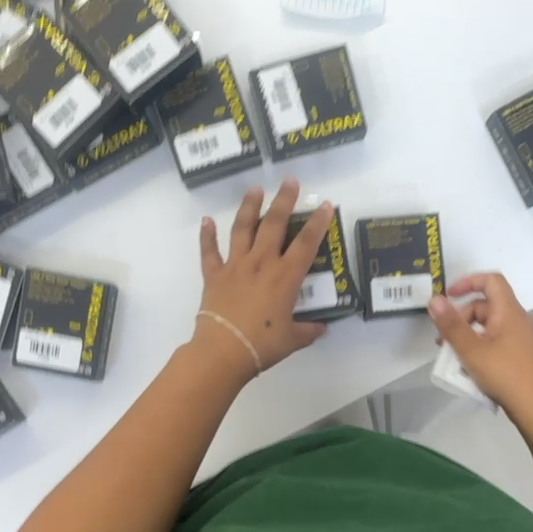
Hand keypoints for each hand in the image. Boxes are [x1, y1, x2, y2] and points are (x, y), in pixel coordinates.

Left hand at [194, 179, 334, 381]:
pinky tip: (206, 220)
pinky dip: (207, 236)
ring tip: (255, 189)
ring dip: (249, 207)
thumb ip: (308, 331)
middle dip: (283, 201)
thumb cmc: (263, 345)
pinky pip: (209, 252)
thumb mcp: (293, 340)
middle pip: (274, 225)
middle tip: (289, 181)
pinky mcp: (214, 276)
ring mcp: (235, 266)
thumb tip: (321, 328)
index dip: (318, 223)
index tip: (325, 204)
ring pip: (243, 229)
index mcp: (285, 277)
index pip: (306, 244)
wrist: (224, 350)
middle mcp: (261, 264)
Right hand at [428, 273, 532, 418]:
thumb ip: (451, 325)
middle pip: (485, 306)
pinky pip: (494, 340)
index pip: (491, 281)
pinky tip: (468, 366)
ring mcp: (519, 337)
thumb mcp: (471, 350)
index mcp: (508, 311)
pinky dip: (478, 346)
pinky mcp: (518, 353)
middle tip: (443, 339)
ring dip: (466, 335)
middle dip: (460, 318)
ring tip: (451, 355)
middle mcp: (516, 319)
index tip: (448, 296)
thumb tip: (435, 300)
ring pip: (488, 326)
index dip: (468, 282)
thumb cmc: (504, 374)